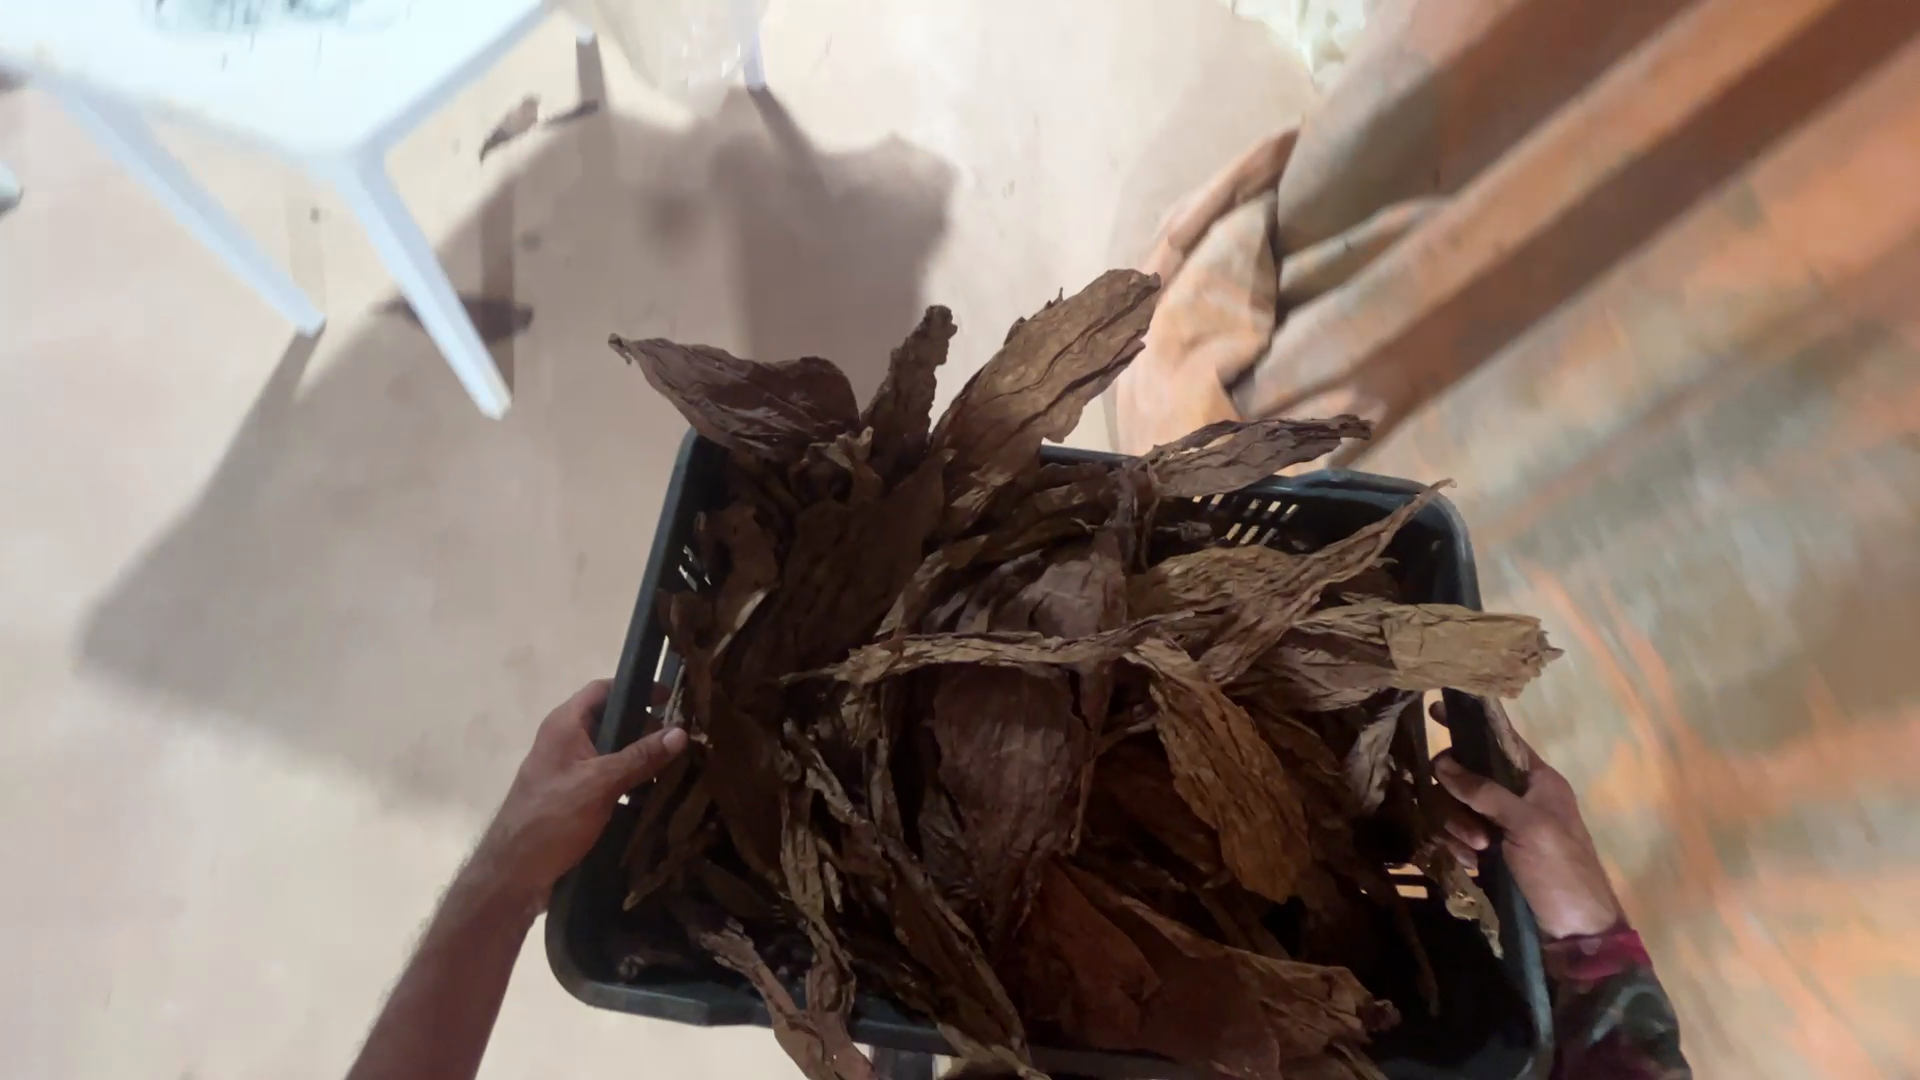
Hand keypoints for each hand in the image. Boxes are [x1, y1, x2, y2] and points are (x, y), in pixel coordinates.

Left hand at [468, 679, 686, 908]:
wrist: (512, 877)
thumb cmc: (551, 819)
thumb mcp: (601, 783)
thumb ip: (641, 756)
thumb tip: (682, 732)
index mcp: (565, 725)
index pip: (604, 688)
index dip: (637, 687)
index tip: (671, 698)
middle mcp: (565, 740)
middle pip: (612, 719)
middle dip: (647, 726)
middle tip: (680, 737)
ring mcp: (568, 769)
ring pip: (613, 750)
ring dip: (641, 755)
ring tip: (676, 764)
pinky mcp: (574, 795)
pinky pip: (609, 776)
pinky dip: (631, 779)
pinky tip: (655, 792)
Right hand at [1430, 701, 1623, 939]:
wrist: (1573, 933)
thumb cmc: (1562, 871)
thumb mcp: (1529, 826)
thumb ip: (1485, 790)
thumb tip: (1441, 762)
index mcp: (1536, 780)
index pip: (1497, 738)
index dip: (1467, 724)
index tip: (1435, 710)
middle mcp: (1513, 794)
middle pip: (1460, 773)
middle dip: (1455, 797)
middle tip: (1470, 825)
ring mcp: (1496, 821)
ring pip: (1450, 802)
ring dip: (1455, 825)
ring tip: (1475, 851)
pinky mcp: (1482, 846)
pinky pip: (1450, 829)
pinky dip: (1454, 844)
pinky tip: (1469, 863)